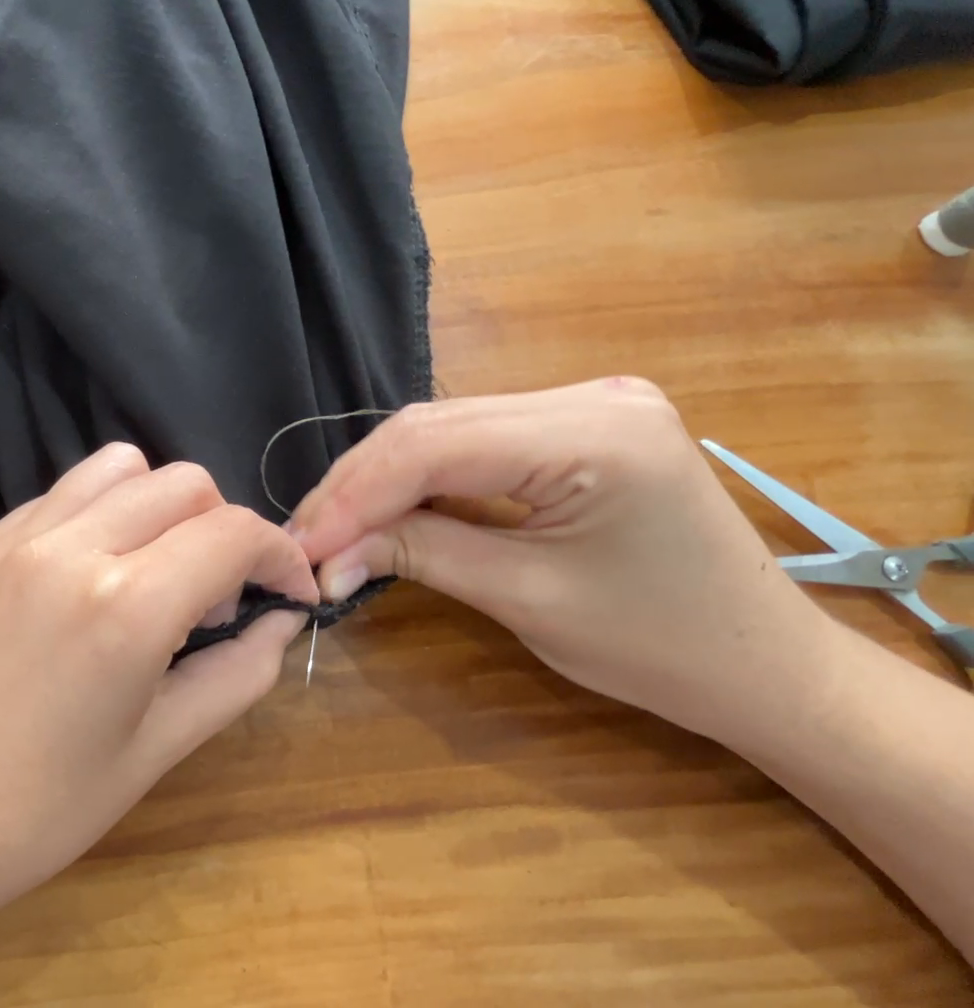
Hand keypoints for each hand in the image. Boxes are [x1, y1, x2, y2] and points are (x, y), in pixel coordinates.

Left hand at [0, 444, 314, 935]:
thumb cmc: (43, 809)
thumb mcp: (158, 749)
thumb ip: (237, 674)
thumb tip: (281, 621)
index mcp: (125, 606)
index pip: (232, 532)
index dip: (279, 555)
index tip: (286, 592)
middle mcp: (68, 549)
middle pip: (181, 482)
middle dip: (220, 528)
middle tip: (213, 599)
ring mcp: (12, 539)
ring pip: (116, 468)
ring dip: (156, 506)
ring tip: (150, 573)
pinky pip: (57, 499)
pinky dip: (95, 518)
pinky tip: (85, 582)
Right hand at [287, 378, 841, 741]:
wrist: (762, 666)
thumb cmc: (660, 646)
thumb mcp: (525, 597)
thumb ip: (417, 554)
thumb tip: (323, 556)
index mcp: (597, 433)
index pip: (434, 447)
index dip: (353, 496)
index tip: (299, 547)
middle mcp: (590, 395)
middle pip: (430, 427)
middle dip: (356, 487)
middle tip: (303, 541)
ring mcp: (586, 402)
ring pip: (441, 430)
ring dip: (378, 481)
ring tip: (329, 530)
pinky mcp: (575, 424)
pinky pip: (469, 441)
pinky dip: (416, 479)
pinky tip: (381, 510)